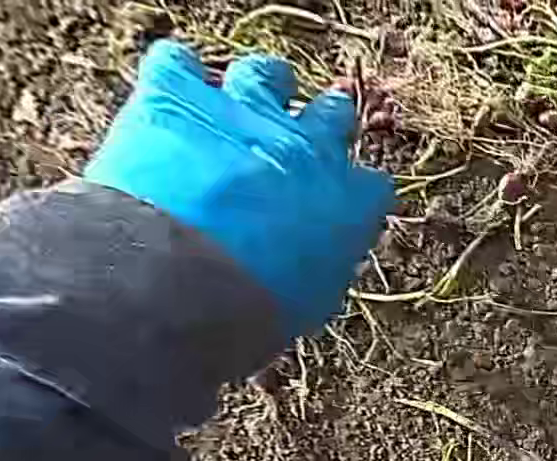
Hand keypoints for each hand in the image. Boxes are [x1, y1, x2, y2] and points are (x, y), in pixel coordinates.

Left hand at [84, 41, 393, 336]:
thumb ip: (332, 259)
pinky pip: (181, 63)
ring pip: (268, 76)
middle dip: (332, 120)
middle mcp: (311, 149)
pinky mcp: (180, 94)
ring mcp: (248, 114)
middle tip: (328, 121)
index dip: (367, 187)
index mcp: (352, 202)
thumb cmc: (269, 301)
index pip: (376, 184)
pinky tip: (182, 78)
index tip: (360, 192)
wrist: (193, 273)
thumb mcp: (321, 293)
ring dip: (271, 79)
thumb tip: (330, 253)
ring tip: (271, 81)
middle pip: (333, 117)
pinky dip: (183, 70)